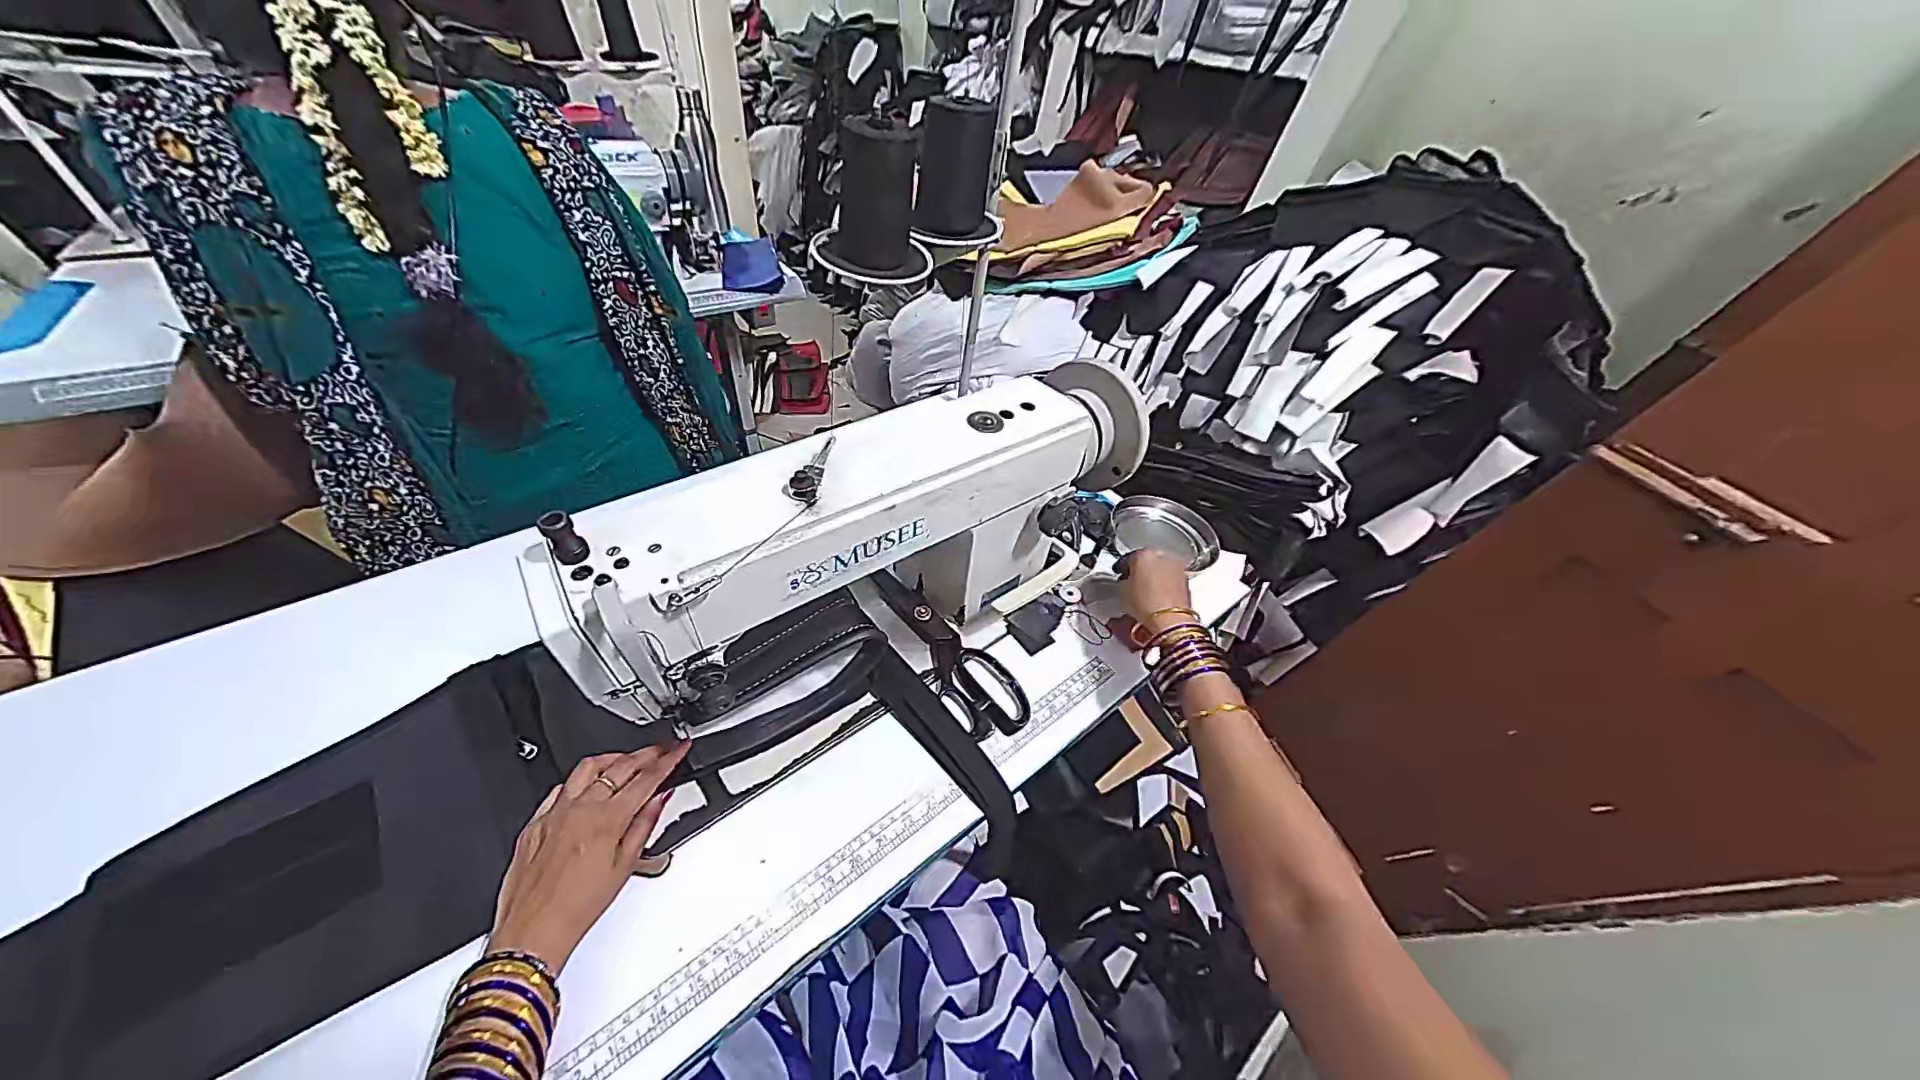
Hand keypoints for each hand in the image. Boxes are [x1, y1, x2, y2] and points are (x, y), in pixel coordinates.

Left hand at [487, 743, 688, 973]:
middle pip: (621, 765)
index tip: (678, 749)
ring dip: (613, 758)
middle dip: (647, 753)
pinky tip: (587, 785)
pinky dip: (580, 780)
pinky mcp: (535, 823)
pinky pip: (559, 788)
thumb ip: (644, 825)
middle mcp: (579, 810)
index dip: (668, 759)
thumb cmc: (576, 908)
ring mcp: (554, 813)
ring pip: (588, 768)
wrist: (532, 932)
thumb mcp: (624, 866)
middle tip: (662, 749)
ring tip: (627, 760)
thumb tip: (659, 799)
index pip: (646, 778)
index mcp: (606, 820)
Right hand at [1120, 549, 1195, 632]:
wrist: (1170, 620)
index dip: (1123, 567)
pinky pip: (1171, 580)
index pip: (1129, 558)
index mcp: (1144, 554)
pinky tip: (1158, 597)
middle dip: (1142, 571)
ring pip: (1162, 569)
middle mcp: (1163, 557)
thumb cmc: (1148, 604)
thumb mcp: (1123, 592)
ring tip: (1146, 593)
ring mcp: (1177, 568)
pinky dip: (1165, 585)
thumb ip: (1124, 581)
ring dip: (1155, 577)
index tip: (1121, 573)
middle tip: (1134, 583)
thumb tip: (1127, 583)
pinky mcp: (1186, 581)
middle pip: (1149, 561)